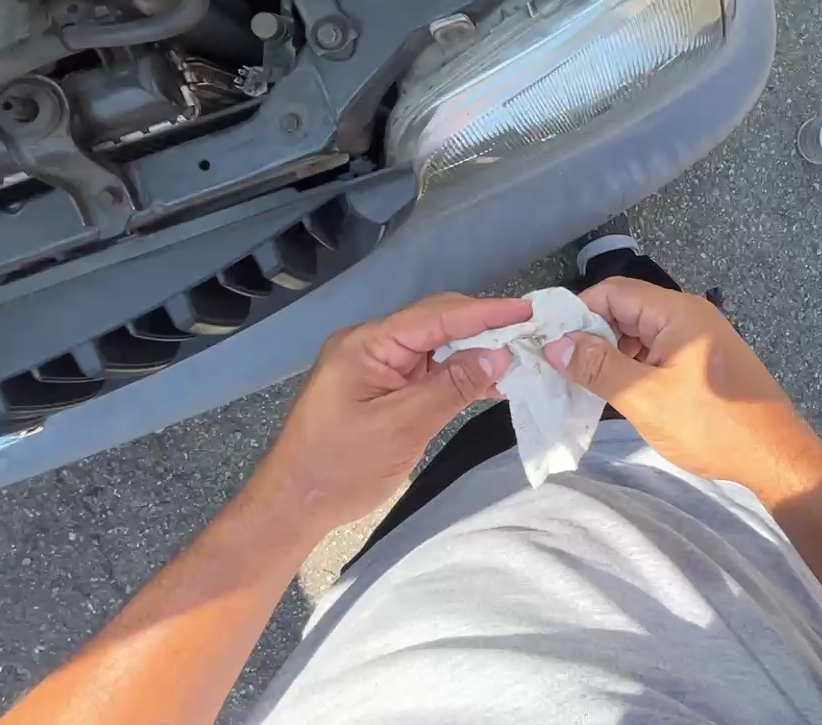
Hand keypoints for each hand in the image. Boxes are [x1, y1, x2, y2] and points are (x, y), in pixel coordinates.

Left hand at [242, 293, 530, 540]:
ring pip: (439, 346)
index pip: (435, 316)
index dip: (484, 312)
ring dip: (477, 351)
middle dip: (484, 328)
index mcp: (367, 344)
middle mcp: (373, 345)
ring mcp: (379, 365)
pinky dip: (461, 374)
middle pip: (438, 324)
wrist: (291, 510)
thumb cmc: (339, 468)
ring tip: (520, 354)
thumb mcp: (401, 427)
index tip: (526, 311)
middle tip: (530, 334)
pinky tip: (492, 381)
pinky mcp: (386, 386)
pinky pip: (431, 369)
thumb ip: (451, 386)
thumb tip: (500, 355)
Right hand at [544, 278, 821, 506]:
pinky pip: (656, 353)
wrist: (775, 456)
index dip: (577, 312)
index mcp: (676, 312)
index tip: (546, 341)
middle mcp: (687, 315)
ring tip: (580, 385)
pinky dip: (632, 368)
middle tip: (557, 367)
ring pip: (639, 334)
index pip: (613, 292)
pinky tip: (614, 393)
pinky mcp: (701, 361)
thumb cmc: (712, 423)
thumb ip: (598, 368)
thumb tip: (553, 344)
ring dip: (610, 355)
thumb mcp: (646, 397)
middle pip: (625, 311)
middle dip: (590, 335)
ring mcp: (697, 338)